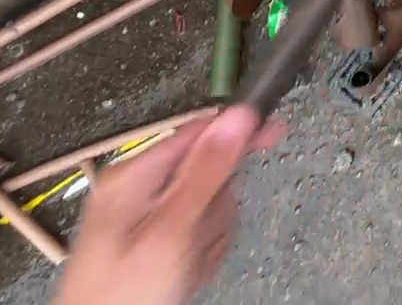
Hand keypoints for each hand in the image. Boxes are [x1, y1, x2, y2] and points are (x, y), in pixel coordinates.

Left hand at [52, 107, 282, 304]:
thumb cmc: (127, 296)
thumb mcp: (172, 231)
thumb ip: (207, 171)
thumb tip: (240, 114)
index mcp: (134, 175)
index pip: (201, 131)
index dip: (239, 132)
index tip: (274, 134)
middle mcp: (140, 188)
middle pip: (210, 170)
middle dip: (218, 205)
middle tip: (202, 237)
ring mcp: (148, 216)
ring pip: (210, 201)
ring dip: (211, 232)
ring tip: (189, 263)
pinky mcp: (157, 240)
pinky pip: (201, 228)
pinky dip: (202, 249)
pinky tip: (186, 272)